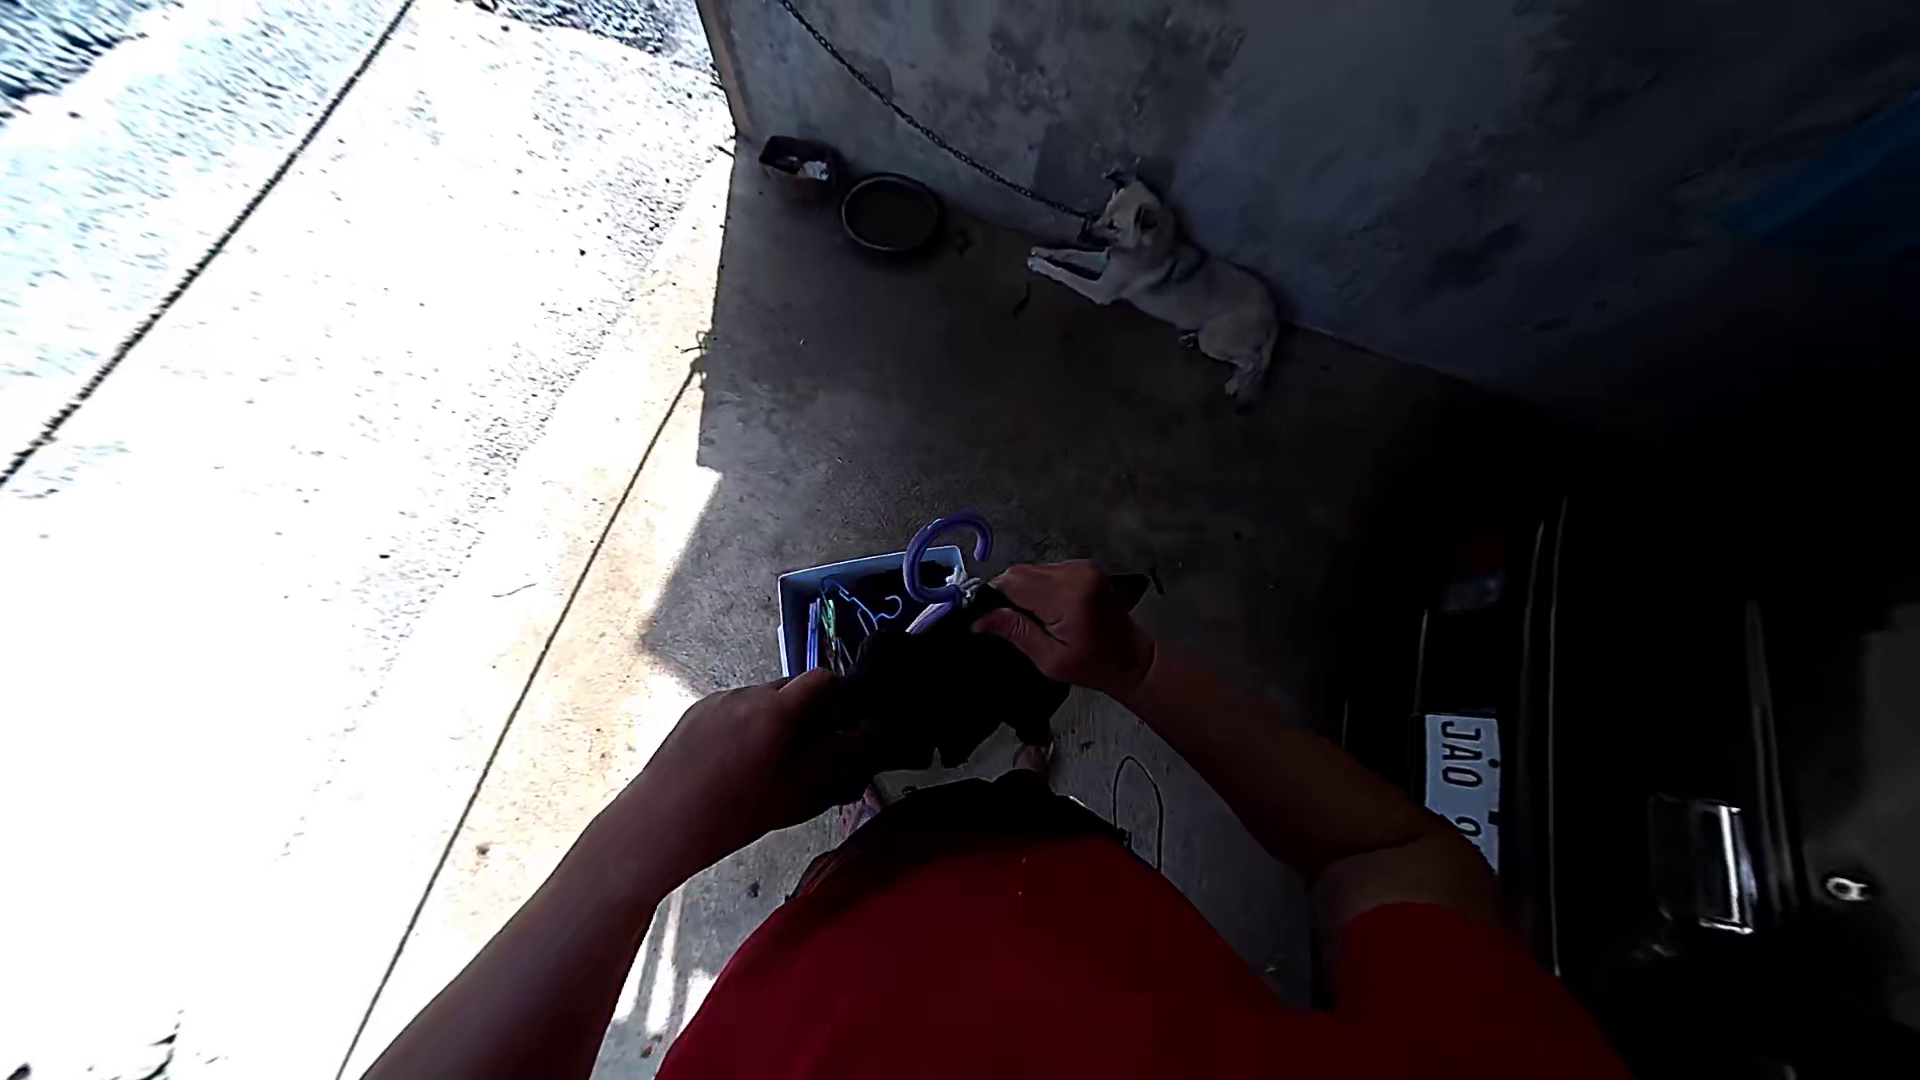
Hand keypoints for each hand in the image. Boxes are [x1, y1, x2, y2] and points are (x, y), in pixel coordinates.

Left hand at [616, 670, 867, 882]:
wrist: (655, 827)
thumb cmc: (729, 815)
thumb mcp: (791, 791)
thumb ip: (831, 756)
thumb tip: (861, 735)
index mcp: (775, 710)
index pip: (820, 677)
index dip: (836, 692)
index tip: (839, 718)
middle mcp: (747, 694)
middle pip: (790, 686)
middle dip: (805, 708)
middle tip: (806, 744)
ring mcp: (717, 700)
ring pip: (761, 697)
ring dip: (773, 715)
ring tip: (765, 757)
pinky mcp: (695, 711)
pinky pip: (733, 706)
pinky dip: (745, 721)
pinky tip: (733, 758)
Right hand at [973, 561, 1156, 700]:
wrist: (1131, 659)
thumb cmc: (1096, 665)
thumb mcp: (1049, 659)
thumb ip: (1016, 632)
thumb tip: (981, 619)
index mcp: (1068, 597)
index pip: (1012, 582)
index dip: (993, 598)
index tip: (988, 617)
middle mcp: (1075, 575)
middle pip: (1018, 572)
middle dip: (1007, 595)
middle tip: (1012, 623)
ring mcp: (1080, 569)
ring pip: (1029, 570)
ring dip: (1022, 591)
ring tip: (1035, 619)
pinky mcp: (1081, 568)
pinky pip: (1044, 571)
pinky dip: (1037, 588)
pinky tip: (1046, 609)